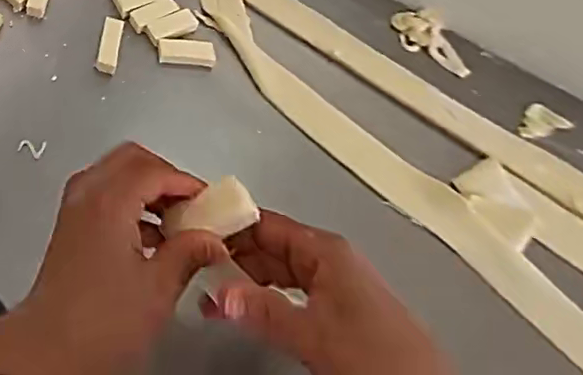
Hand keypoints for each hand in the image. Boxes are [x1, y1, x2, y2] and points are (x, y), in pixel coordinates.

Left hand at [16, 142, 230, 370]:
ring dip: (147, 187)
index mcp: (108, 201)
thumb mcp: (158, 289)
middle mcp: (87, 193)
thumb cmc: (95, 323)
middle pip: (131, 159)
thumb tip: (209, 241)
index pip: (153, 169)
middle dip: (165, 176)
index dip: (186, 183)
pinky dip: (130, 200)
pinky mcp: (71, 220)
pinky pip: (104, 191)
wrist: (52, 344)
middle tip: (193, 205)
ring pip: (116, 171)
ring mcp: (75, 204)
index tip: (209, 202)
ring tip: (177, 222)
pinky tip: (151, 235)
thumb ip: (188, 255)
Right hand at [205, 210, 453, 374]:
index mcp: (324, 249)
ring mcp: (336, 283)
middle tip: (198, 265)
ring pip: (278, 268)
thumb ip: (262, 310)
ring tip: (217, 292)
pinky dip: (266, 295)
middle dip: (232, 256)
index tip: (197, 231)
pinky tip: (251, 308)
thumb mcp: (313, 334)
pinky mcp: (341, 308)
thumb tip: (220, 293)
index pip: (263, 222)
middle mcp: (330, 258)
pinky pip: (291, 289)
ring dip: (246, 279)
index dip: (228, 225)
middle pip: (268, 244)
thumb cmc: (386, 359)